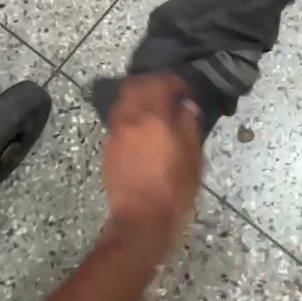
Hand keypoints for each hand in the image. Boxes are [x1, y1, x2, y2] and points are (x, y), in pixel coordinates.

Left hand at [100, 71, 202, 251]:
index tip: (186, 88)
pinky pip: (119, 116)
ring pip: (123, 98)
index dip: (176, 80)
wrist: (141, 219)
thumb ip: (188, 125)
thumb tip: (186, 105)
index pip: (162, 82)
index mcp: (154, 117)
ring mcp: (116, 131)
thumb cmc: (173, 189)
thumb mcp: (192, 158)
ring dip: (139, 95)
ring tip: (154, 106)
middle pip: (136, 84)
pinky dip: (131, 111)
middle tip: (169, 90)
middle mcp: (131, 117)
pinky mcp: (109, 145)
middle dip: (153, 81)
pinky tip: (143, 125)